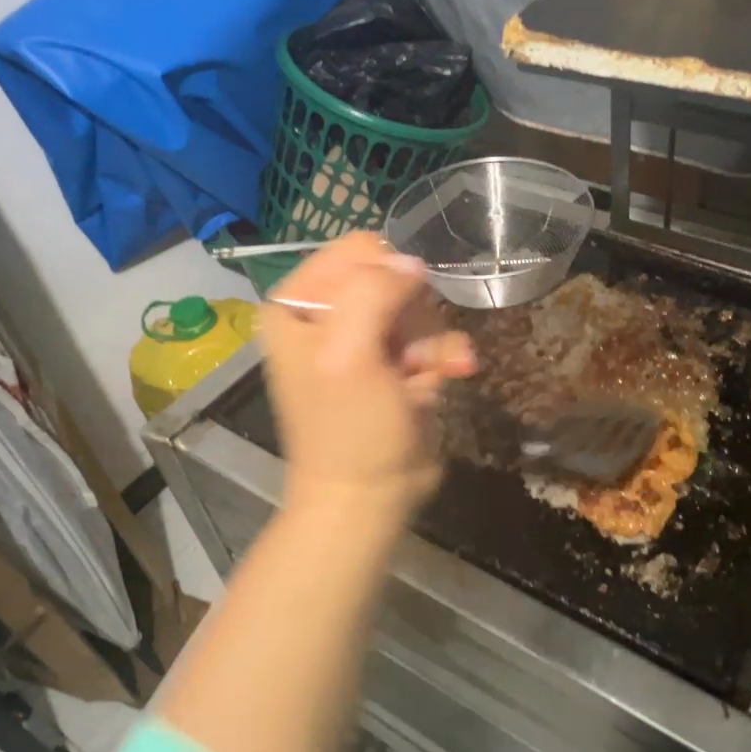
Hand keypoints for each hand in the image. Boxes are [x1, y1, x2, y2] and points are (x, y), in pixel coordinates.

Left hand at [259, 232, 476, 518]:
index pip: (358, 251)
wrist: (369, 500)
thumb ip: (372, 293)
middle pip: (394, 276)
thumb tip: (414, 265)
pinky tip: (453, 372)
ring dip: (433, 337)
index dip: (386, 279)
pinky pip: (435, 333)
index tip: (393, 320)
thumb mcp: (347, 355)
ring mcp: (366, 336)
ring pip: (421, 304)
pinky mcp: (399, 360)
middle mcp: (329, 313)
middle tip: (407, 352)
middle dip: (413, 314)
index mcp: (298, 304)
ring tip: (428, 372)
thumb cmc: (348, 430)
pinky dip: (446, 352)